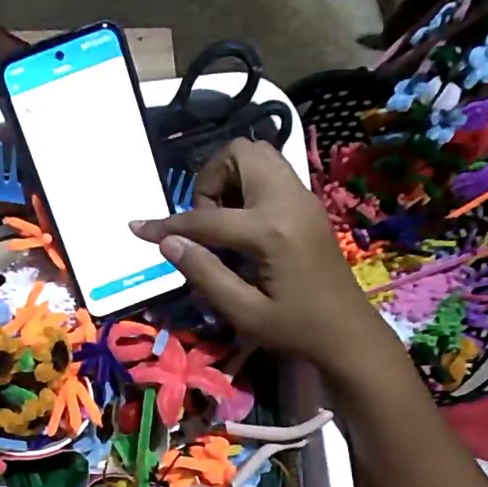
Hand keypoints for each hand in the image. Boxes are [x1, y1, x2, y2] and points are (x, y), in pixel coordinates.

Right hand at [130, 139, 392, 369]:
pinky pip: (272, 172)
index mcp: (271, 231)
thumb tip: (168, 243)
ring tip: (223, 221)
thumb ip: (204, 273)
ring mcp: (303, 198)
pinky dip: (249, 185)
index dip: (167, 225)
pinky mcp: (309, 204)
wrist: (349, 333)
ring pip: (258, 155)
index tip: (138, 228)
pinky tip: (244, 224)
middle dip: (210, 180)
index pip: (206, 218)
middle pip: (239, 153)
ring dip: (230, 177)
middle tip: (205, 221)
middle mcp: (289, 201)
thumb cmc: (298, 330)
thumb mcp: (245, 313)